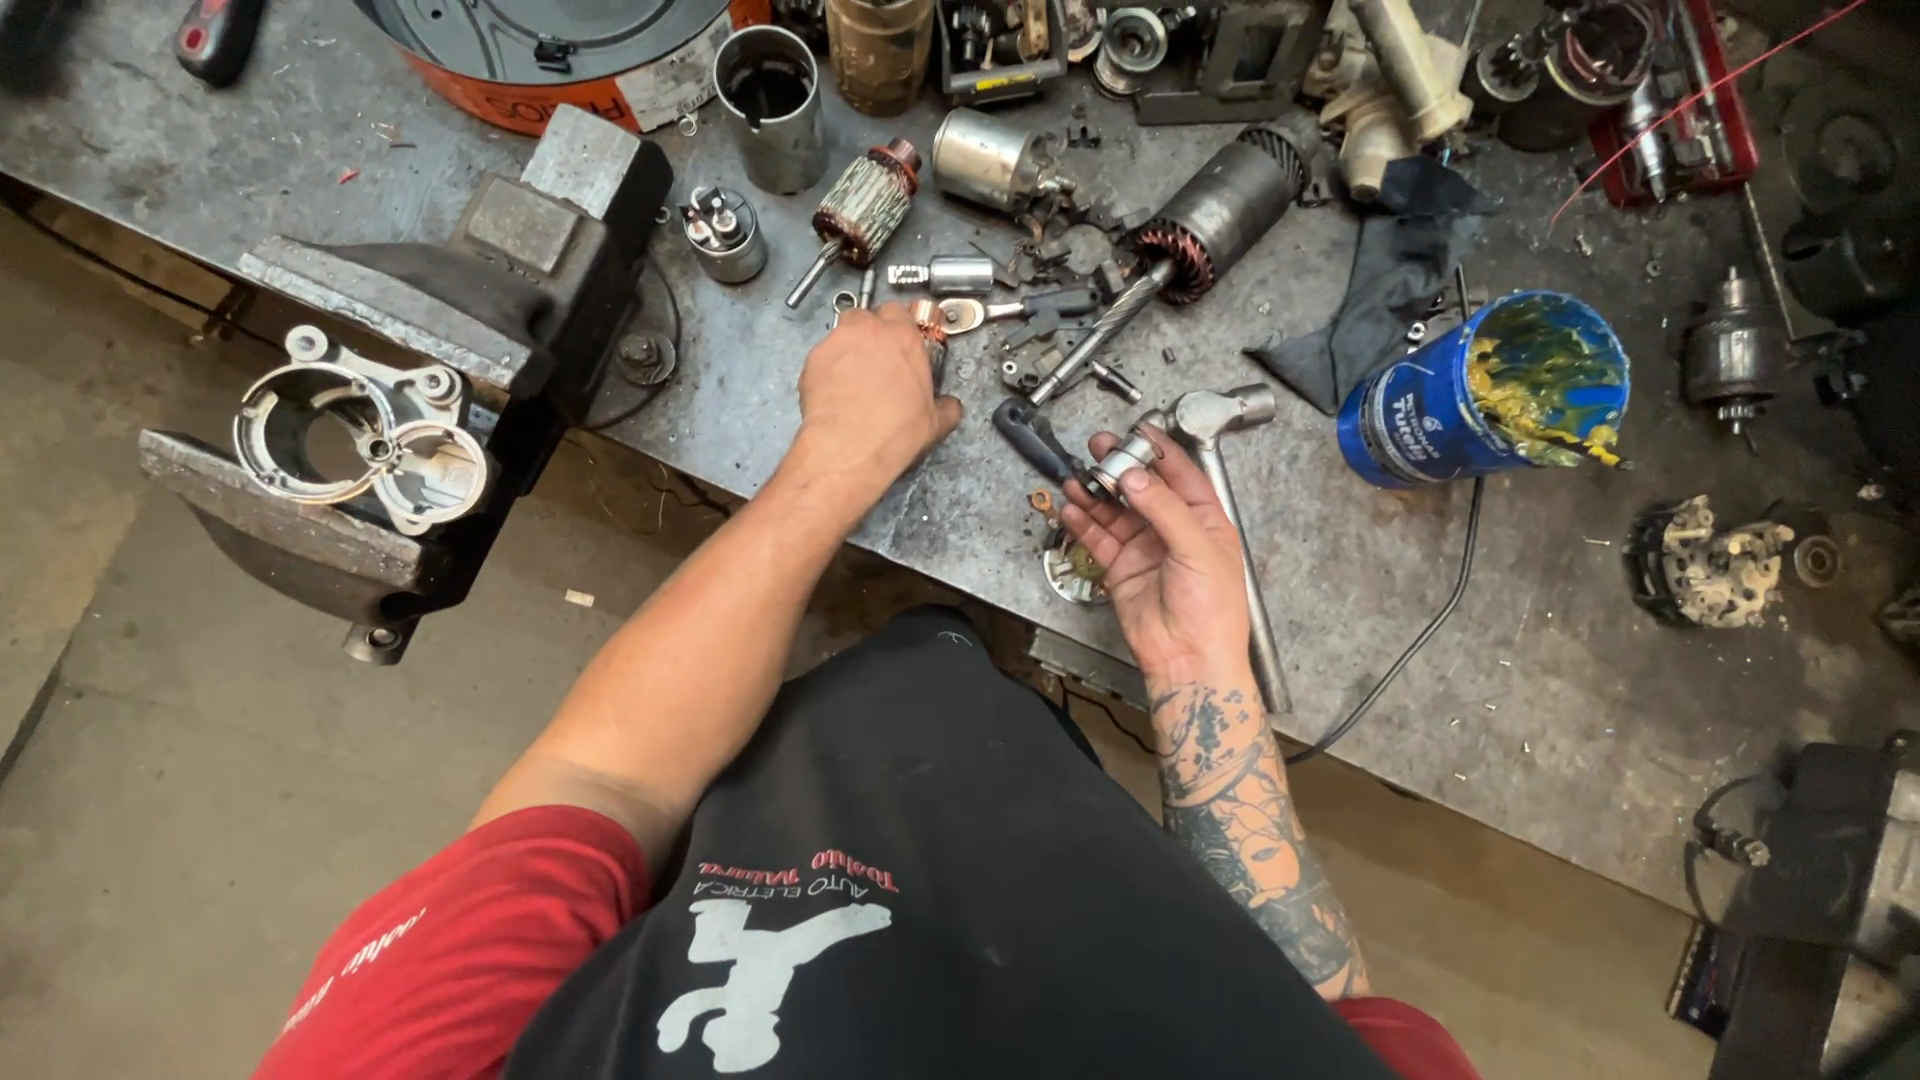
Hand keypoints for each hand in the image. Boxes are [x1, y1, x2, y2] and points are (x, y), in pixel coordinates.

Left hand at [784, 302, 961, 504]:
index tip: (902, 341)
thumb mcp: (934, 423)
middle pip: (869, 315)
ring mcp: (838, 341)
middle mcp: (870, 331)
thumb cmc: (893, 432)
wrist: (849, 447)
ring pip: (843, 332)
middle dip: (872, 332)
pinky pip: (822, 355)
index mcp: (905, 338)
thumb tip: (950, 407)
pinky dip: (828, 368)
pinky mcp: (814, 359)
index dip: (901, 327)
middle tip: (876, 359)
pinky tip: (834, 392)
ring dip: (849, 347)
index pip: (902, 312)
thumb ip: (945, 407)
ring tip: (853, 378)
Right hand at [1061, 427, 1250, 686]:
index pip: (1179, 475)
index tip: (1137, 432)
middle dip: (1118, 468)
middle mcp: (1173, 530)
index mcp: (1204, 520)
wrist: (1189, 656)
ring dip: (1095, 494)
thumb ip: (1164, 508)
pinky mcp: (1121, 567)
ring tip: (1078, 478)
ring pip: (1114, 511)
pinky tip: (1072, 509)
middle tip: (1099, 449)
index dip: (1158, 452)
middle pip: (1141, 488)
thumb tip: (1136, 478)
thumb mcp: (1197, 548)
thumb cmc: (1213, 611)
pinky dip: (1083, 522)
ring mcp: (1145, 548)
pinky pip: (1098, 538)